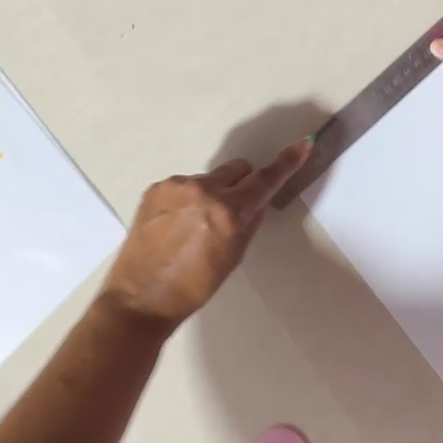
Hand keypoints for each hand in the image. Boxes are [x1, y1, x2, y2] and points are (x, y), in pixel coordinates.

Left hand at [98, 138, 311, 329]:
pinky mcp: (156, 187)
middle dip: (241, 185)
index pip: (265, 180)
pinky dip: (186, 200)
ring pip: (209, 179)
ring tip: (192, 228)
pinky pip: (183, 186)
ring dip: (210, 194)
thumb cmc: (193, 288)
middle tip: (231, 212)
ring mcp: (177, 185)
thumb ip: (249, 223)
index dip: (286, 162)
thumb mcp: (232, 258)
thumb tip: (257, 201)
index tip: (303, 143)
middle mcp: (204, 189)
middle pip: (237, 170)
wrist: (139, 299)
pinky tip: (173, 226)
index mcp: (228, 212)